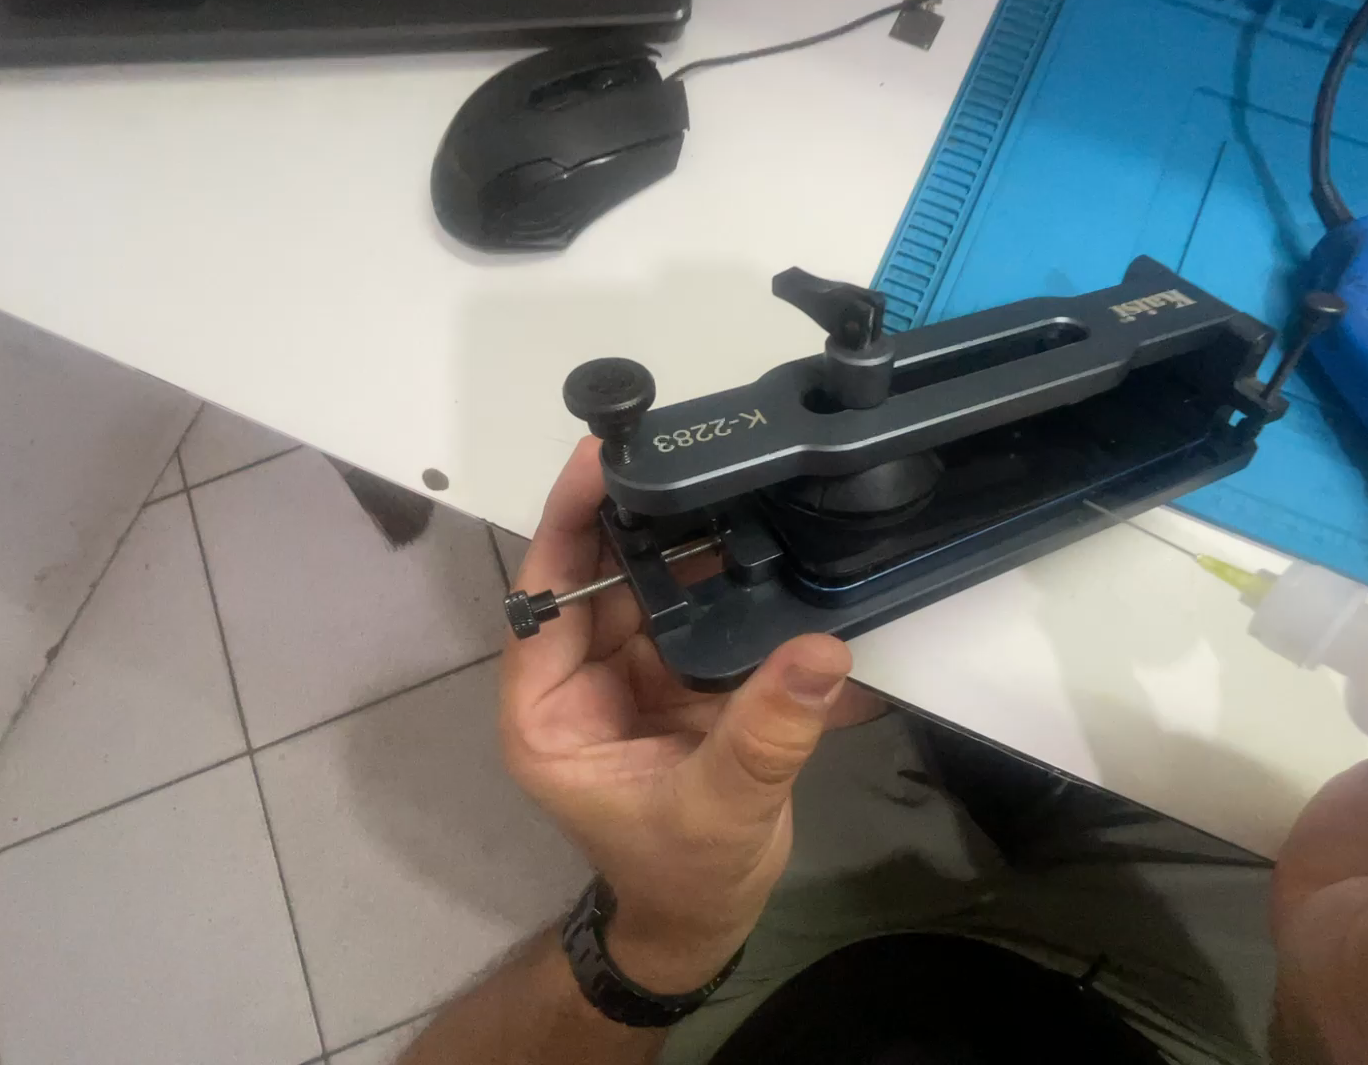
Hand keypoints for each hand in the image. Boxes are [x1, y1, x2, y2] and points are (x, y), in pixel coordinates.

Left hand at [500, 438, 876, 993]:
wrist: (711, 912)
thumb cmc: (685, 876)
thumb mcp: (719, 809)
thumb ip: (766, 732)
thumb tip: (823, 652)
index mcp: (549, 711)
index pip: (544, 598)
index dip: (568, 524)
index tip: (601, 459)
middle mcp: (581, 678)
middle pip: (604, 576)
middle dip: (646, 520)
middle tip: (695, 455)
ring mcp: (633, 671)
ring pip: (654, 584)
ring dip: (693, 543)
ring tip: (738, 483)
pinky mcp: (679, 674)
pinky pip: (697, 610)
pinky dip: (726, 579)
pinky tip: (761, 539)